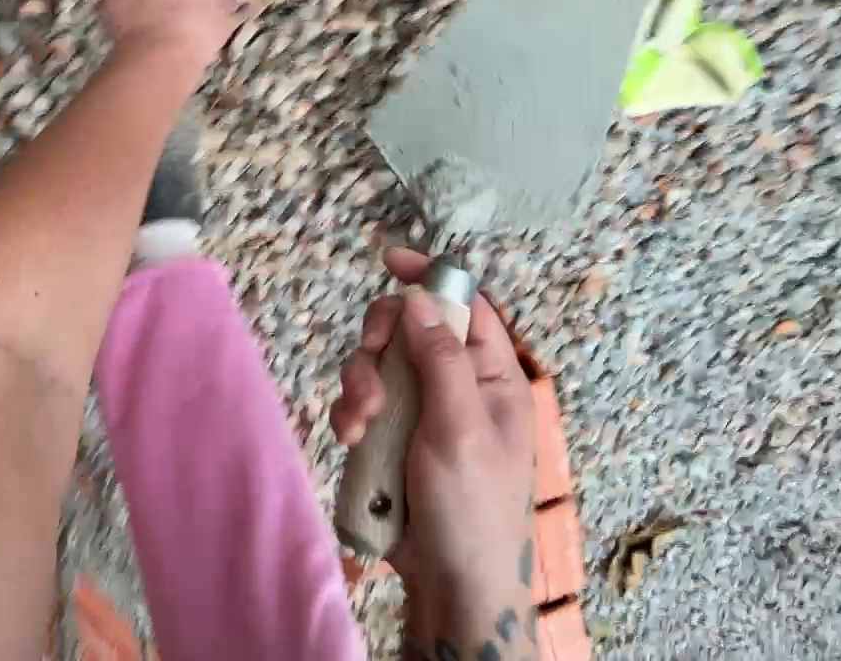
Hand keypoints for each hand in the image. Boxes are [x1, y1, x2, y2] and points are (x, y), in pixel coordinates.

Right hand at [331, 248, 537, 657]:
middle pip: (406, 327)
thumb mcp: (461, 427)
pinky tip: (350, 440)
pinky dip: (349, 412)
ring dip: (359, 385)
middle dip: (380, 342)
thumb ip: (440, 359)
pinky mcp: (387, 431)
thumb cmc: (471, 505)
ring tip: (359, 424)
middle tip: (372, 363)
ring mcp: (417, 407)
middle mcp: (453, 383)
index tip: (391, 260)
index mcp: (491, 376)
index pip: (465, 306)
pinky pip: (358, 398)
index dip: (431, 277)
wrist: (445, 580)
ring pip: (375, 362)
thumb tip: (420, 297)